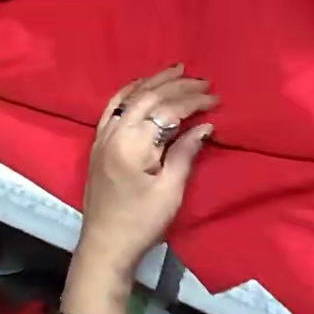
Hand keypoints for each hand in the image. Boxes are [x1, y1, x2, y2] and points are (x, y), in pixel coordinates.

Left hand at [66, 67, 216, 313]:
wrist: (105, 242)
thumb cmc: (142, 222)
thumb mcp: (170, 191)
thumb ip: (185, 153)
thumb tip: (205, 126)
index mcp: (132, 145)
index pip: (165, 110)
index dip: (192, 102)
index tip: (216, 99)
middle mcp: (113, 133)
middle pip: (146, 97)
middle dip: (176, 86)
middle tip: (202, 80)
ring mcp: (102, 136)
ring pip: (128, 97)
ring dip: (152, 82)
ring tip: (176, 70)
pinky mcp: (98, 142)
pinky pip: (113, 107)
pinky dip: (129, 92)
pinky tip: (142, 86)